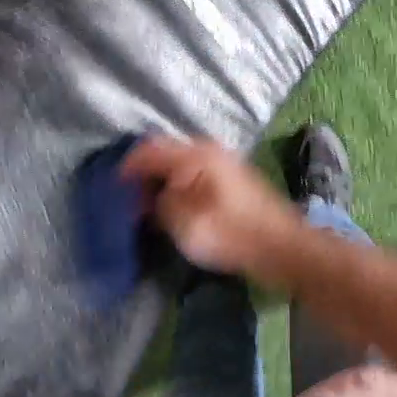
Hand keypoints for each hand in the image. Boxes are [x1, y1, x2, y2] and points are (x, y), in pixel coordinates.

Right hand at [121, 137, 300, 280]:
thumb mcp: (186, 224)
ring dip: (162, 178)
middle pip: (164, 151)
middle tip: (128, 196)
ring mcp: (222, 162)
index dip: (127, 166)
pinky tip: (174, 204)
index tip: (113, 187)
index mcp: (195, 155)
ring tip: (148, 203)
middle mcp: (208, 150)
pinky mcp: (230, 178)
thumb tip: (150, 197)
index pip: (149, 149)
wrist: (283, 247)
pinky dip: (178, 183)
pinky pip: (194, 172)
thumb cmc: (233, 235)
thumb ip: (161, 204)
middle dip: (144, 171)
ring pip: (180, 162)